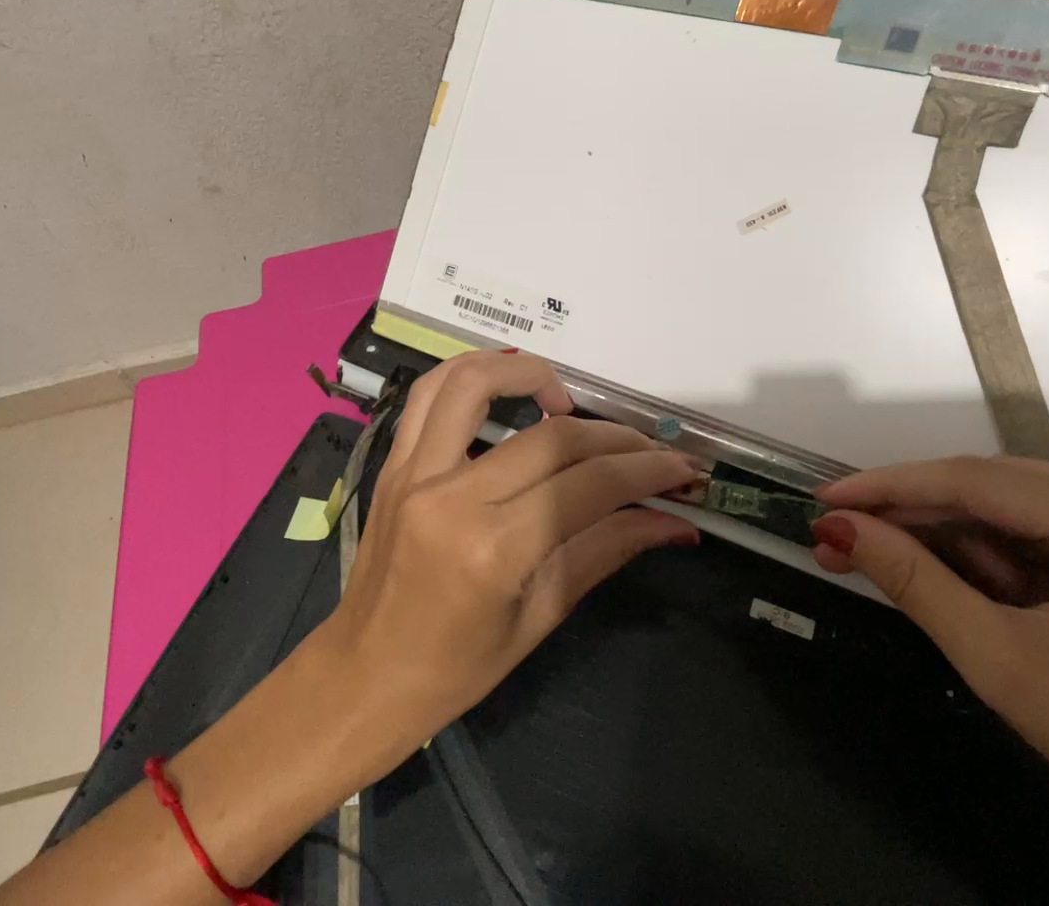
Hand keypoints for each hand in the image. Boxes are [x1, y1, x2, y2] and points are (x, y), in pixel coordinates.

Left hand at [317, 350, 702, 749]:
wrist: (366, 674)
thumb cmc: (457, 667)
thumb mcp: (541, 616)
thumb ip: (605, 551)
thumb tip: (673, 520)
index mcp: (492, 550)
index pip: (588, 485)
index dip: (646, 471)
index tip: (681, 468)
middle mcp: (450, 498)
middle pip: (550, 438)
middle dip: (614, 438)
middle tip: (648, 451)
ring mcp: (413, 474)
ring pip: (473, 385)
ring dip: (529, 373)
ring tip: (566, 397)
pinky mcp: (392, 466)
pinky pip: (427, 396)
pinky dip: (468, 375)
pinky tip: (504, 387)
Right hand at [808, 456, 1048, 905]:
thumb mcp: (1003, 661)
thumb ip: (914, 580)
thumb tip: (838, 527)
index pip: (986, 481)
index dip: (893, 485)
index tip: (825, 495)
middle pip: (1008, 490)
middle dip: (919, 514)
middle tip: (841, 532)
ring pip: (1031, 512)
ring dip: (957, 537)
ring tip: (882, 557)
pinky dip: (1004, 557)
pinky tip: (956, 579)